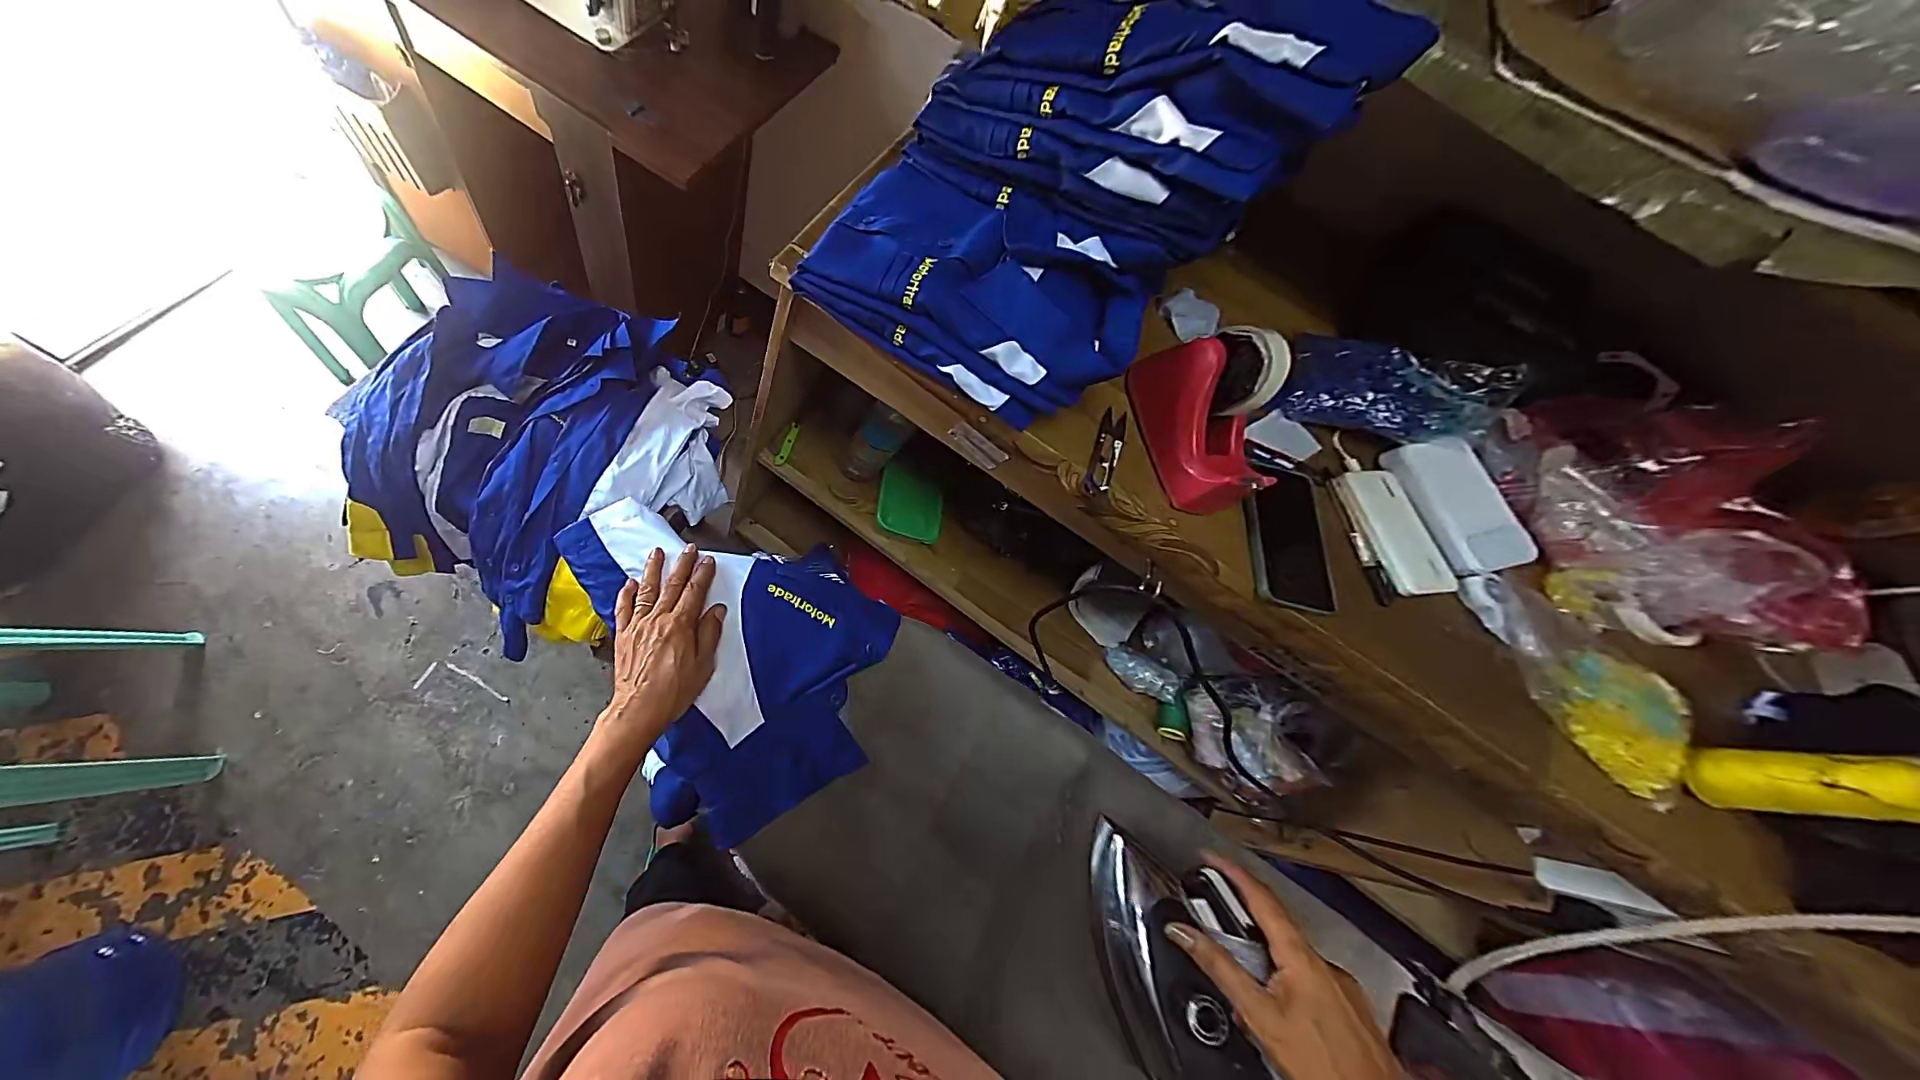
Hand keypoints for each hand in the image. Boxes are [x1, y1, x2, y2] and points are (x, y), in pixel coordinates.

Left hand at [592, 544, 725, 766]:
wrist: (639, 708)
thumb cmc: (673, 691)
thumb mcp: (703, 664)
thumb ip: (709, 634)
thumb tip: (715, 611)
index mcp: (680, 625)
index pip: (695, 591)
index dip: (703, 574)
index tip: (708, 561)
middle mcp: (658, 620)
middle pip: (672, 585)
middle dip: (682, 564)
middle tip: (688, 550)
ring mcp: (638, 626)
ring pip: (646, 591)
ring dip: (653, 570)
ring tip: (656, 554)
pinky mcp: (624, 636)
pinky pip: (624, 609)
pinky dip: (626, 594)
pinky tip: (629, 583)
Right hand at [1165, 853, 1398, 1079]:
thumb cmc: (1323, 1066)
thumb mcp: (1258, 1013)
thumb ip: (1219, 968)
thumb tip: (1183, 933)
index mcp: (1301, 957)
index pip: (1262, 898)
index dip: (1233, 872)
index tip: (1212, 856)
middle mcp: (1325, 963)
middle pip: (1275, 922)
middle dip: (1242, 916)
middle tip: (1215, 911)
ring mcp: (1341, 984)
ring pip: (1292, 954)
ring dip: (1264, 957)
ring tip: (1246, 987)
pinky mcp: (1349, 1006)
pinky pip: (1310, 978)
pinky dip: (1286, 981)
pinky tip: (1278, 1008)